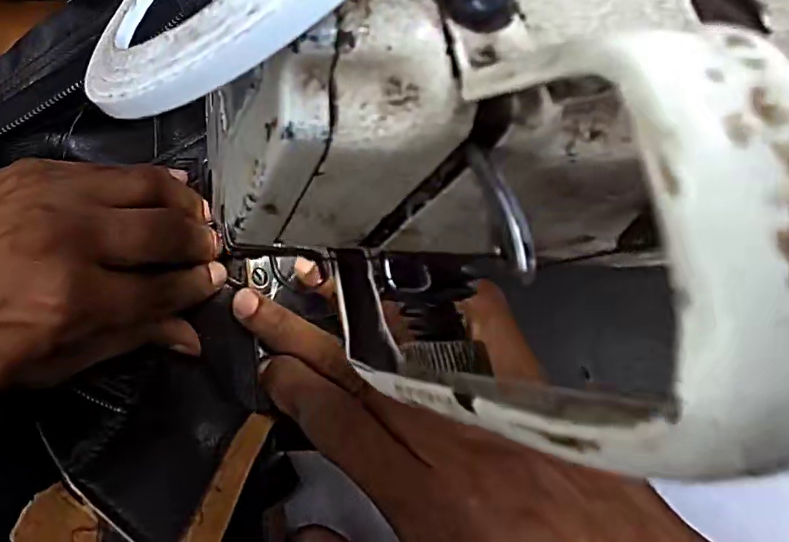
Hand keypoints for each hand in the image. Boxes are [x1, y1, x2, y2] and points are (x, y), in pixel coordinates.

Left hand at [0, 160, 224, 397]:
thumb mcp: (36, 369)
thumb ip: (118, 343)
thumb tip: (185, 335)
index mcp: (70, 300)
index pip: (159, 290)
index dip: (194, 289)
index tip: (215, 283)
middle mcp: (71, 237)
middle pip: (161, 231)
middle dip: (198, 241)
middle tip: (214, 247)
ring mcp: (52, 193)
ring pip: (142, 187)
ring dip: (180, 201)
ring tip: (199, 211)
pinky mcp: (34, 169)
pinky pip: (106, 169)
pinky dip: (142, 178)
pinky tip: (161, 183)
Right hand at [232, 287, 703, 541]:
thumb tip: (300, 530)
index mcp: (425, 499)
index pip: (333, 419)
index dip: (291, 386)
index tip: (269, 367)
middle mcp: (452, 439)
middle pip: (353, 369)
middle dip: (294, 332)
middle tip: (255, 303)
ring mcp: (493, 404)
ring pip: (403, 337)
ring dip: (350, 303)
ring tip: (313, 273)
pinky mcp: (534, 387)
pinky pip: (480, 321)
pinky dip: (440, 293)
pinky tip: (408, 274)